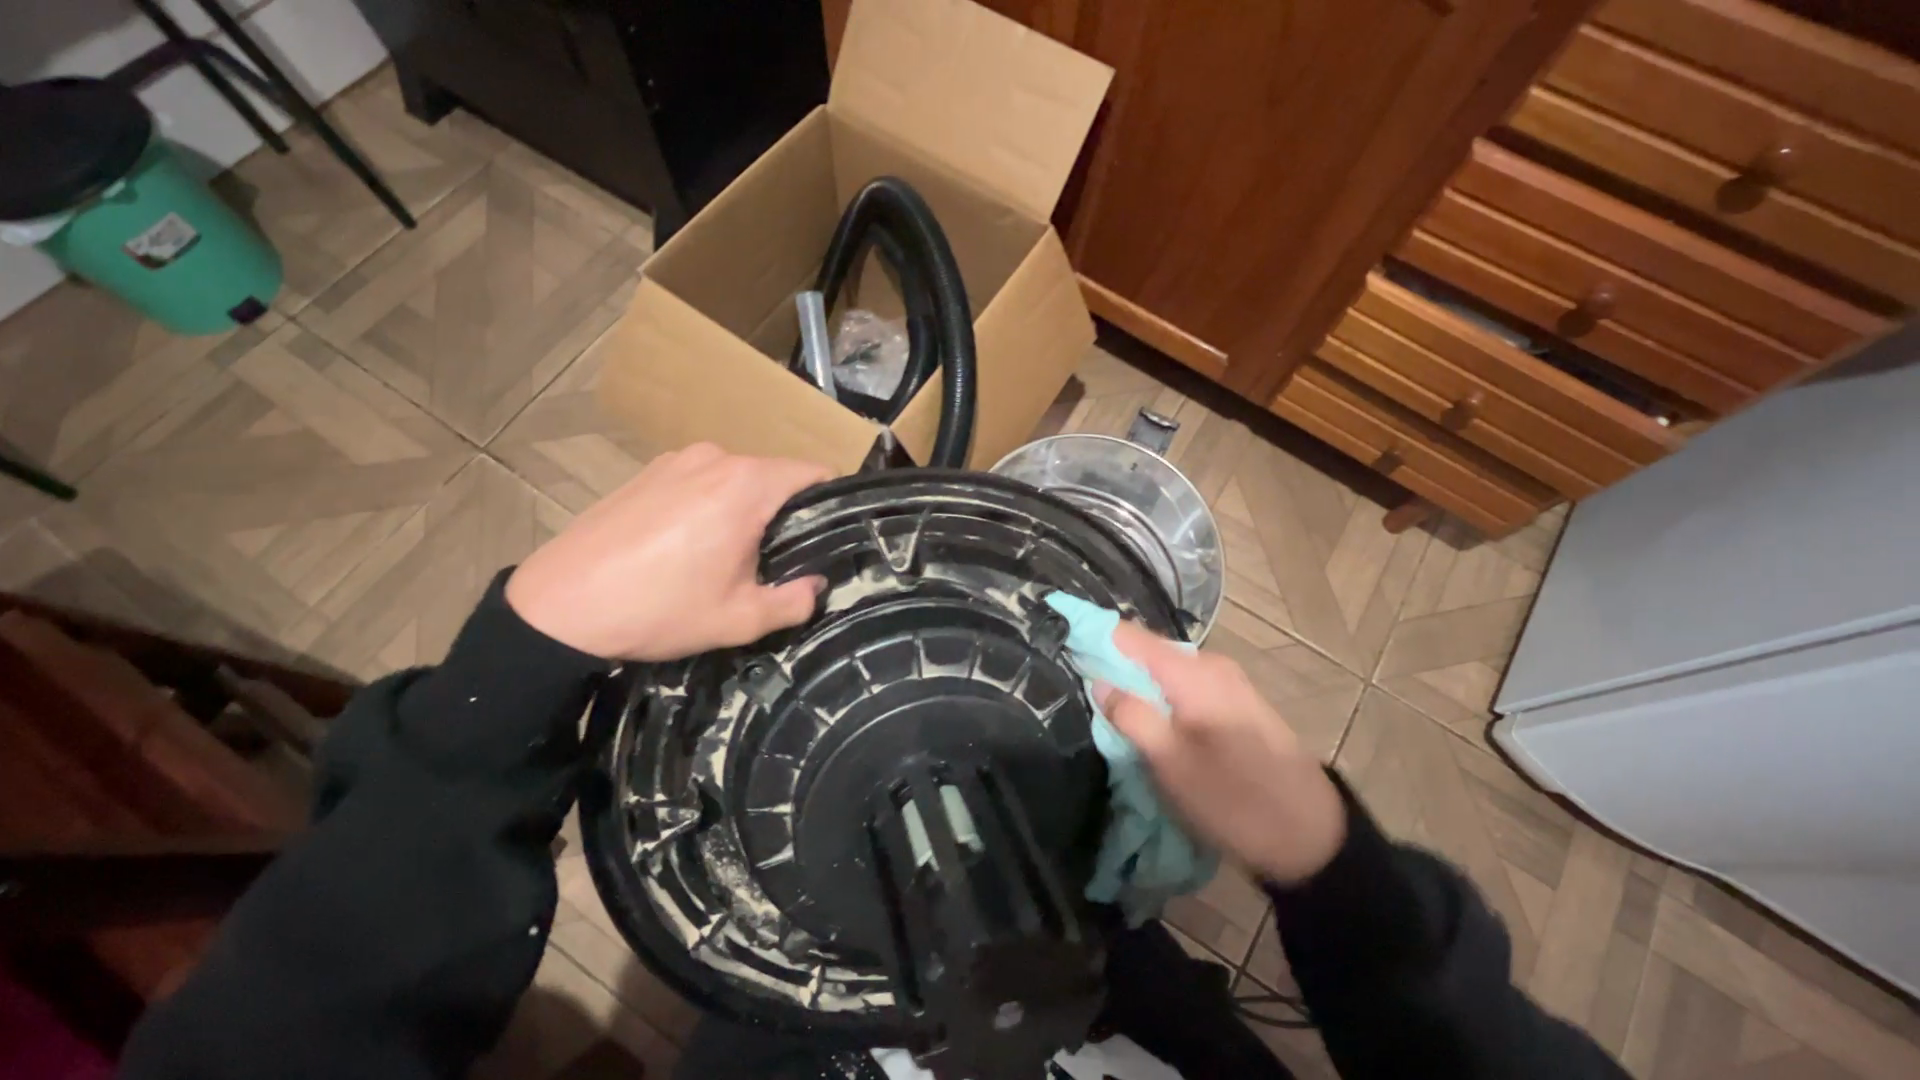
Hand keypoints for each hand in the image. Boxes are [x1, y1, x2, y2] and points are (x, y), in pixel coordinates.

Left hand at [506, 444, 831, 660]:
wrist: (560, 607)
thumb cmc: (658, 609)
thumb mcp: (739, 619)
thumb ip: (794, 602)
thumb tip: (816, 586)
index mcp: (746, 484)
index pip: (814, 473)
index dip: (831, 504)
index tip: (830, 538)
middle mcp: (715, 458)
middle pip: (774, 476)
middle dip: (784, 514)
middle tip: (777, 562)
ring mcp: (675, 460)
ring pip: (735, 480)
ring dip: (744, 511)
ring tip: (728, 558)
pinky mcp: (646, 472)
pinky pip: (699, 482)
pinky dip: (708, 506)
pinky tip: (686, 547)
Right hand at [1100, 623, 1347, 884]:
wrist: (1311, 835)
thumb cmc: (1232, 799)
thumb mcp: (1170, 764)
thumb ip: (1131, 716)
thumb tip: (1100, 682)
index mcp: (1192, 673)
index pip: (1129, 635)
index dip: (1093, 635)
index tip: (1059, 640)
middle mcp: (1213, 666)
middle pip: (1149, 650)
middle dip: (1112, 661)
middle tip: (1075, 681)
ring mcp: (1231, 684)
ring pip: (1168, 671)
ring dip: (1137, 681)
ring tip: (1104, 701)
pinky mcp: (1240, 706)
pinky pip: (1187, 686)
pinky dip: (1161, 694)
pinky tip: (1148, 717)